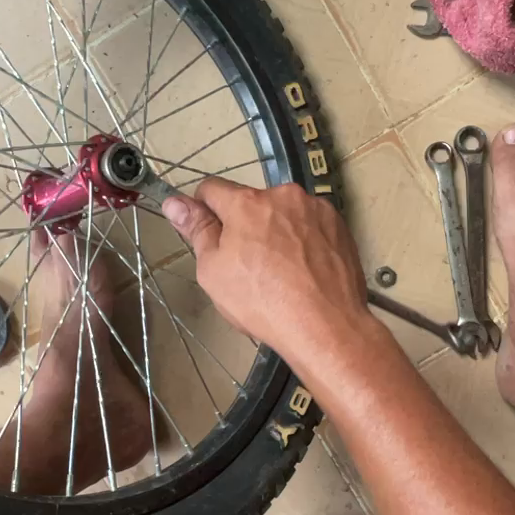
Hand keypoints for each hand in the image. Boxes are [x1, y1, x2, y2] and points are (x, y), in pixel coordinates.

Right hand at [163, 179, 373, 359]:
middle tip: (248, 265)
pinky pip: (311, 225)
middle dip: (245, 225)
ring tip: (281, 272)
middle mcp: (282, 196)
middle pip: (252, 203)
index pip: (212, 189)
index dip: (204, 210)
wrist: (325, 325)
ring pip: (284, 214)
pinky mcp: (339, 225)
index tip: (209, 233)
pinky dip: (304, 241)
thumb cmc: (263, 302)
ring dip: (277, 231)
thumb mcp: (214, 271)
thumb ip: (197, 230)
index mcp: (246, 203)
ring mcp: (315, 208)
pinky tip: (304, 271)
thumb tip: (174, 203)